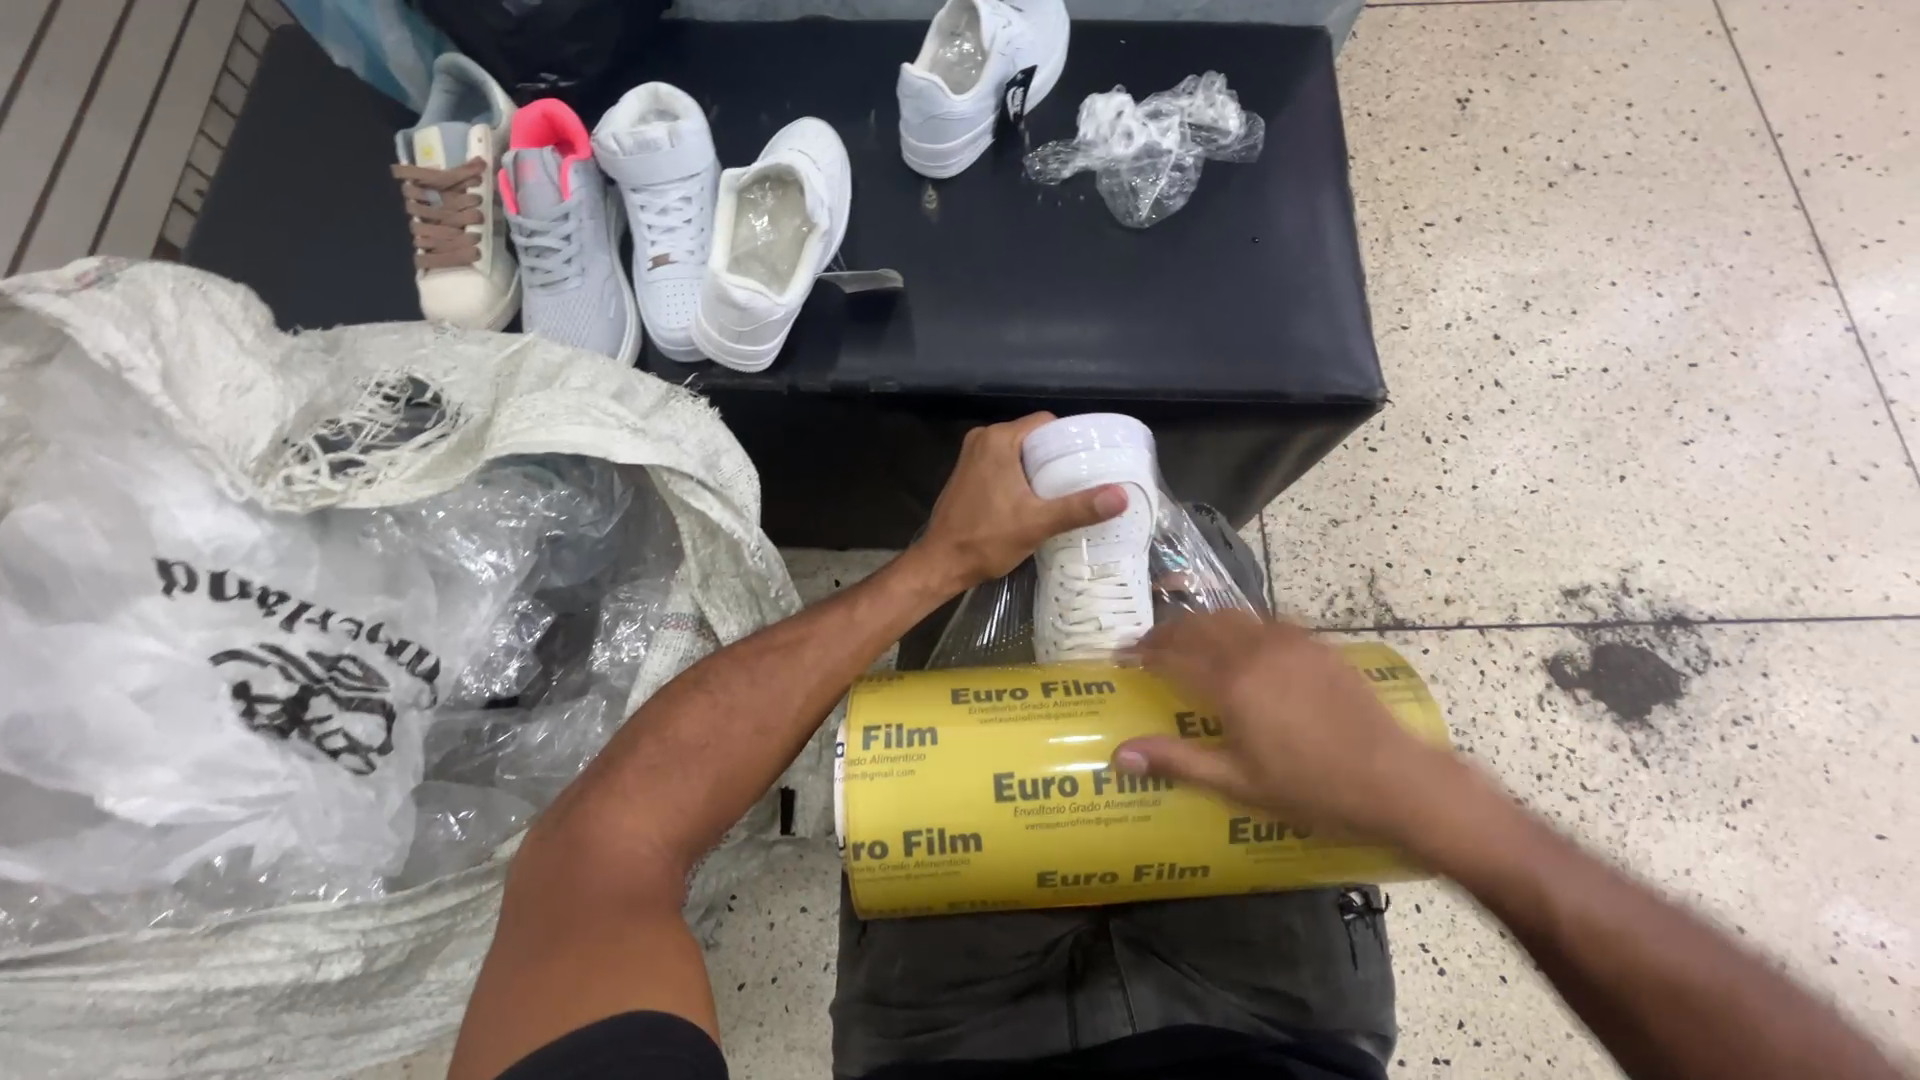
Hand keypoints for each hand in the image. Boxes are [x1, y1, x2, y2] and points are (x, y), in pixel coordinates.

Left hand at [913, 413, 1127, 591]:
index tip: (1091, 459)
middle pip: (1033, 437)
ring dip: (1040, 469)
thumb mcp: (1037, 523)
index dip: (1070, 439)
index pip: (1046, 423)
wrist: (941, 564)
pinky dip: (1021, 477)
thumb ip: (1079, 507)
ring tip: (1067, 490)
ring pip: (1018, 452)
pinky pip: (1004, 465)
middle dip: (1057, 456)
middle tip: (1085, 478)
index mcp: (998, 439)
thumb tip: (1122, 495)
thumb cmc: (986, 539)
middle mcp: (983, 439)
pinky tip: (1038, 499)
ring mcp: (972, 456)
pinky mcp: (968, 474)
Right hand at [1111, 613, 1456, 844]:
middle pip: (1198, 626)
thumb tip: (1120, 755)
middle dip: (1167, 633)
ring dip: (1202, 624)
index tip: (1121, 656)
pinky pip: (1268, 621)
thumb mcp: (1238, 783)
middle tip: (1148, 648)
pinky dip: (1242, 625)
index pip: (1172, 654)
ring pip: (1233, 616)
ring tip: (1188, 641)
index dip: (1142, 652)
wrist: (1395, 781)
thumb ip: (1177, 761)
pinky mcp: (1318, 645)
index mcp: (1231, 682)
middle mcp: (1256, 650)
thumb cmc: (1312, 788)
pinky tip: (1244, 644)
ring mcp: (1291, 642)